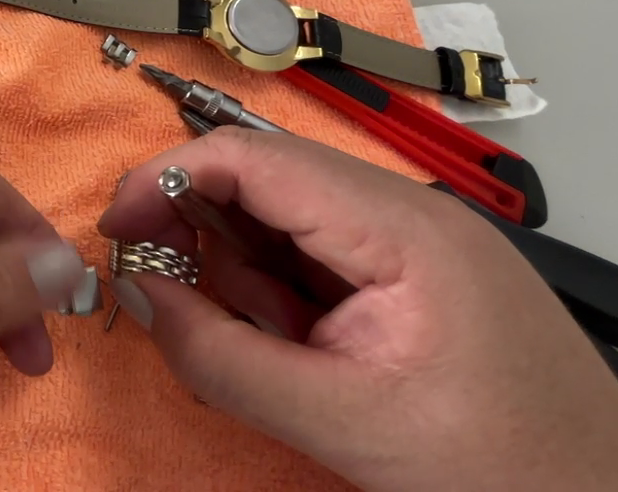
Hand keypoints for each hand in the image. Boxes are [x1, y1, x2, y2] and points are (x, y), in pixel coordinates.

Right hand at [98, 128, 617, 491]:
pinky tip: (303, 346)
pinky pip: (298, 252)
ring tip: (281, 349)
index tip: (116, 230)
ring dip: (243, 277)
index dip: (163, 179)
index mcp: (398, 227)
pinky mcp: (399, 265)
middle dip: (202, 237)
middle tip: (181, 299)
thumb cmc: (501, 478)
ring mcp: (403, 235)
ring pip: (268, 218)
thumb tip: (132, 290)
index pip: (248, 157)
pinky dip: (273, 293)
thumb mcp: (344, 427)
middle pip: (253, 181)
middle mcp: (400, 209)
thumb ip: (219, 357)